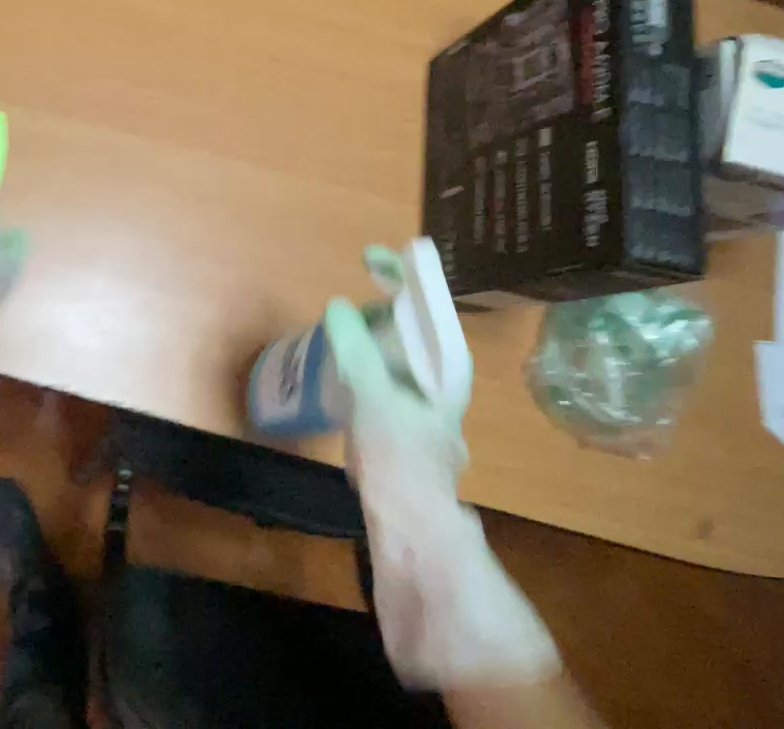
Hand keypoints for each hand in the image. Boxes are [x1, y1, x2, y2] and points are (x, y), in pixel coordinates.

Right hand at [327, 282, 558, 688]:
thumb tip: (338, 305)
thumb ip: (357, 350)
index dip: (408, 276)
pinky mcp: (396, 428)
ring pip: (397, 355)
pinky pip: (380, 378)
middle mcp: (437, 385)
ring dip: (373, 331)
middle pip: (416, 330)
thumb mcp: (376, 397)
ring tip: (343, 318)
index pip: (432, 309)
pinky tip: (339, 366)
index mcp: (444, 371)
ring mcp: (418, 408)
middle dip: (389, 301)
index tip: (374, 254)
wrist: (409, 530)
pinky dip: (361, 360)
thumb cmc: (401, 459)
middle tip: (357, 283)